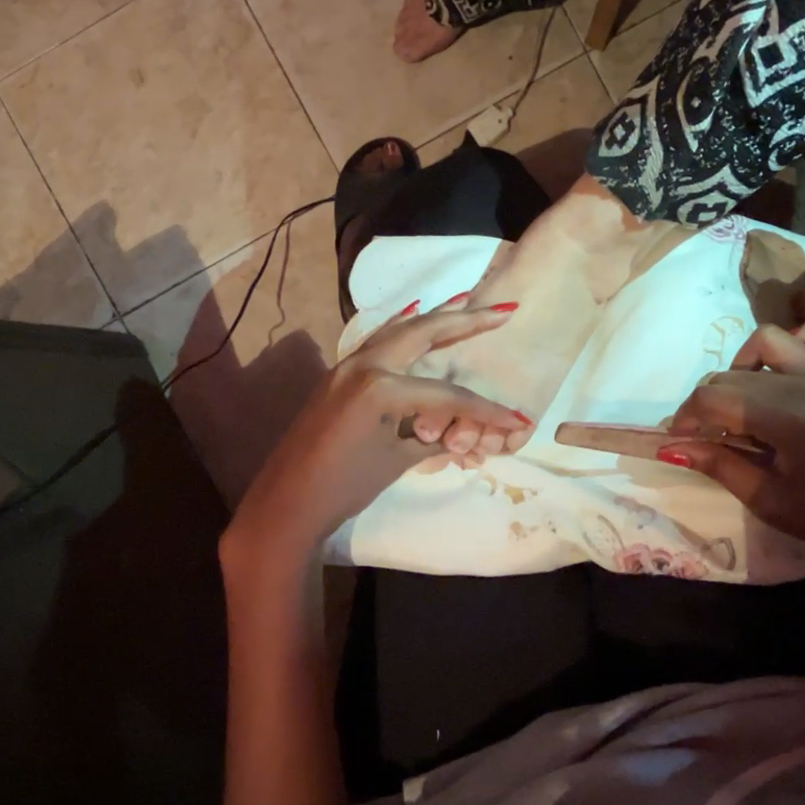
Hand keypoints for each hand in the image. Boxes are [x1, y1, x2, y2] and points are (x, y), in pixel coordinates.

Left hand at [224, 303, 531, 568]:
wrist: (288, 502)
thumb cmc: (343, 486)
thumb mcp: (396, 462)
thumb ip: (434, 440)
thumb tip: (468, 436)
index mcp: (381, 387)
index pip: (446, 394)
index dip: (484, 410)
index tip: (516, 419)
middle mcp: (364, 364)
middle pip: (423, 333)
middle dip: (464, 319)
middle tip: (501, 308)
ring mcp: (346, 366)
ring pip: (397, 330)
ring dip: (432, 317)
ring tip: (464, 302)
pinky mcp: (337, 376)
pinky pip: (377, 342)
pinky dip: (401, 329)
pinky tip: (413, 317)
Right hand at [654, 323, 804, 562]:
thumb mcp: (767, 500)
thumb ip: (718, 464)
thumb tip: (669, 447)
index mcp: (788, 417)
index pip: (713, 398)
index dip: (686, 418)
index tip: (681, 442)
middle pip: (731, 374)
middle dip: (705, 403)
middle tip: (705, 436)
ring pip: (766, 343)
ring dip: (739, 368)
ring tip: (738, 403)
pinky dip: (794, 342)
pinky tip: (779, 371)